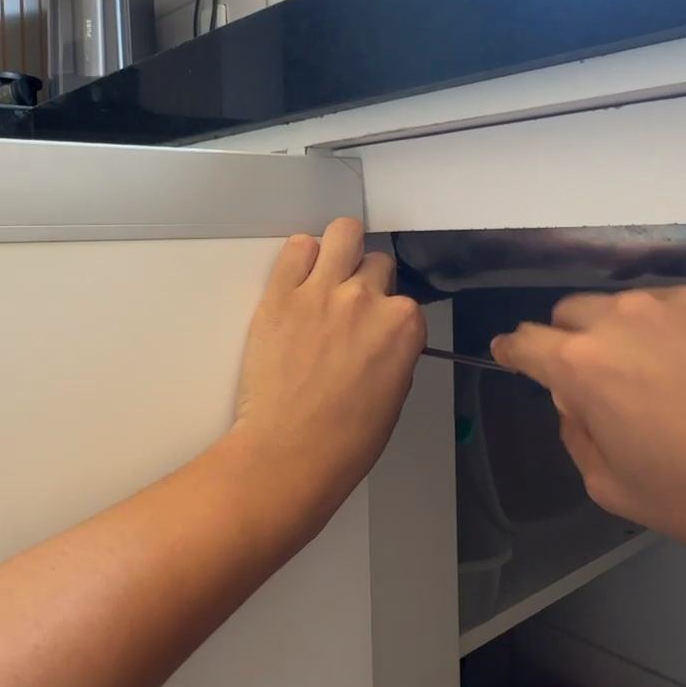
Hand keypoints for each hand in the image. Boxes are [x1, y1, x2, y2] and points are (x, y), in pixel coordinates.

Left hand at [224, 218, 425, 521]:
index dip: (388, 312)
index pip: (405, 299)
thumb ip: (395, 352)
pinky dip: (300, 255)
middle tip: (349, 303)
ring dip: (339, 248)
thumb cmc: (343, 441)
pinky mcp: (280, 294)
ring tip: (326, 272)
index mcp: (403, 326)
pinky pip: (296, 247)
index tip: (373, 328)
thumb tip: (383, 338)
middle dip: (366, 279)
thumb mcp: (393, 396)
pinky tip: (298, 276)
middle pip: (376, 262)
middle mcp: (366, 299)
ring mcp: (321, 291)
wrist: (289, 453)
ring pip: (343, 233)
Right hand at [490, 284, 685, 572]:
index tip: (515, 356)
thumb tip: (579, 400)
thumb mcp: (614, 489)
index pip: (525, 341)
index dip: (516, 352)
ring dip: (640, 334)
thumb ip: (577, 433)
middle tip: (609, 382)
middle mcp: (628, 315)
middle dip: (576, 340)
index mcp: (585, 364)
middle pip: (574, 311)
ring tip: (684, 380)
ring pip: (639, 305)